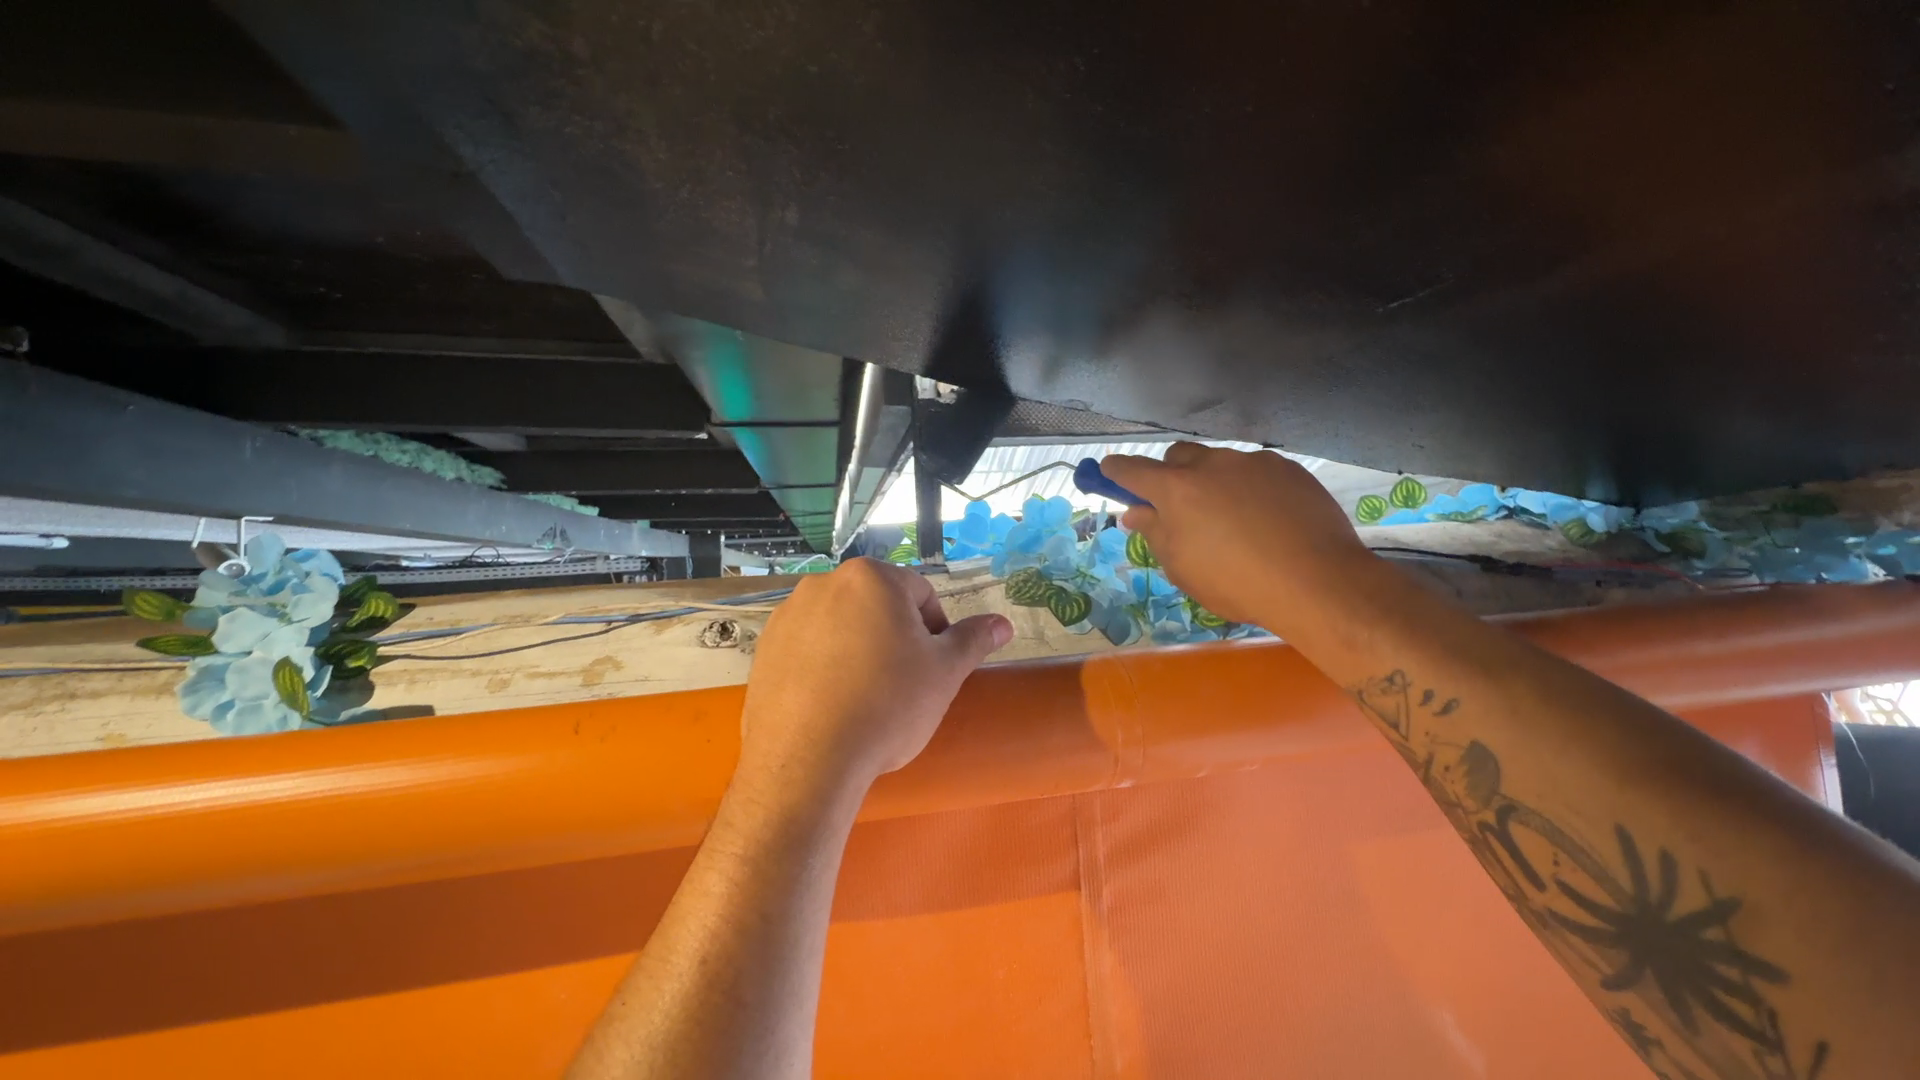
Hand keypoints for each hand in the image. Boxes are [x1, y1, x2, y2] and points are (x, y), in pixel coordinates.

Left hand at [737, 558, 1012, 792]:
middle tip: (903, 686)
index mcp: (872, 577)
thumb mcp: (944, 673)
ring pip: (842, 628)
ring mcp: (788, 615)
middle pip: (878, 607)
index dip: (936, 633)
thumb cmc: (887, 706)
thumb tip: (1003, 623)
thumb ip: (974, 640)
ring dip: (860, 652)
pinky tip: (832, 705)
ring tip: (865, 699)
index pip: (921, 594)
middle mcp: (824, 583)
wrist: (808, 760)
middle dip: (895, 640)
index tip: (932, 671)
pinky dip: (824, 668)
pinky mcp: (765, 649)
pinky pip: (808, 650)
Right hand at [1101, 443, 1375, 629]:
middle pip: (1178, 456)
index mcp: (1177, 490)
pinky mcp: (1289, 468)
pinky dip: (1251, 489)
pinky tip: (1268, 520)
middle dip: (1170, 474)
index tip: (1109, 472)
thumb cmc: (1237, 583)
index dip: (1116, 471)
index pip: (1133, 470)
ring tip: (1234, 520)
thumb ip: (1155, 534)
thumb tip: (1136, 513)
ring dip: (1214, 482)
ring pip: (1220, 463)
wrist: (1316, 582)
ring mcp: (1253, 462)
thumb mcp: (1183, 568)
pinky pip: (1257, 472)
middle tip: (1180, 506)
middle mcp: (1212, 465)